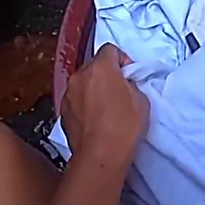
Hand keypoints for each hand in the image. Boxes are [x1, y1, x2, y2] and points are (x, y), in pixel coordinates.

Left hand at [61, 44, 148, 167]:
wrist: (100, 155)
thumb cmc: (123, 127)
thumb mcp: (141, 100)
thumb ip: (131, 84)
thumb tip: (125, 84)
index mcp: (101, 67)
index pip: (110, 49)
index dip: (121, 60)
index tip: (128, 74)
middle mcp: (80, 76)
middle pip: (94, 66)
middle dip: (106, 74)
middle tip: (119, 91)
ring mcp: (68, 94)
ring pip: (83, 83)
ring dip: (93, 89)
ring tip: (106, 108)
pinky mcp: (62, 111)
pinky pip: (75, 99)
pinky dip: (84, 104)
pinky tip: (95, 119)